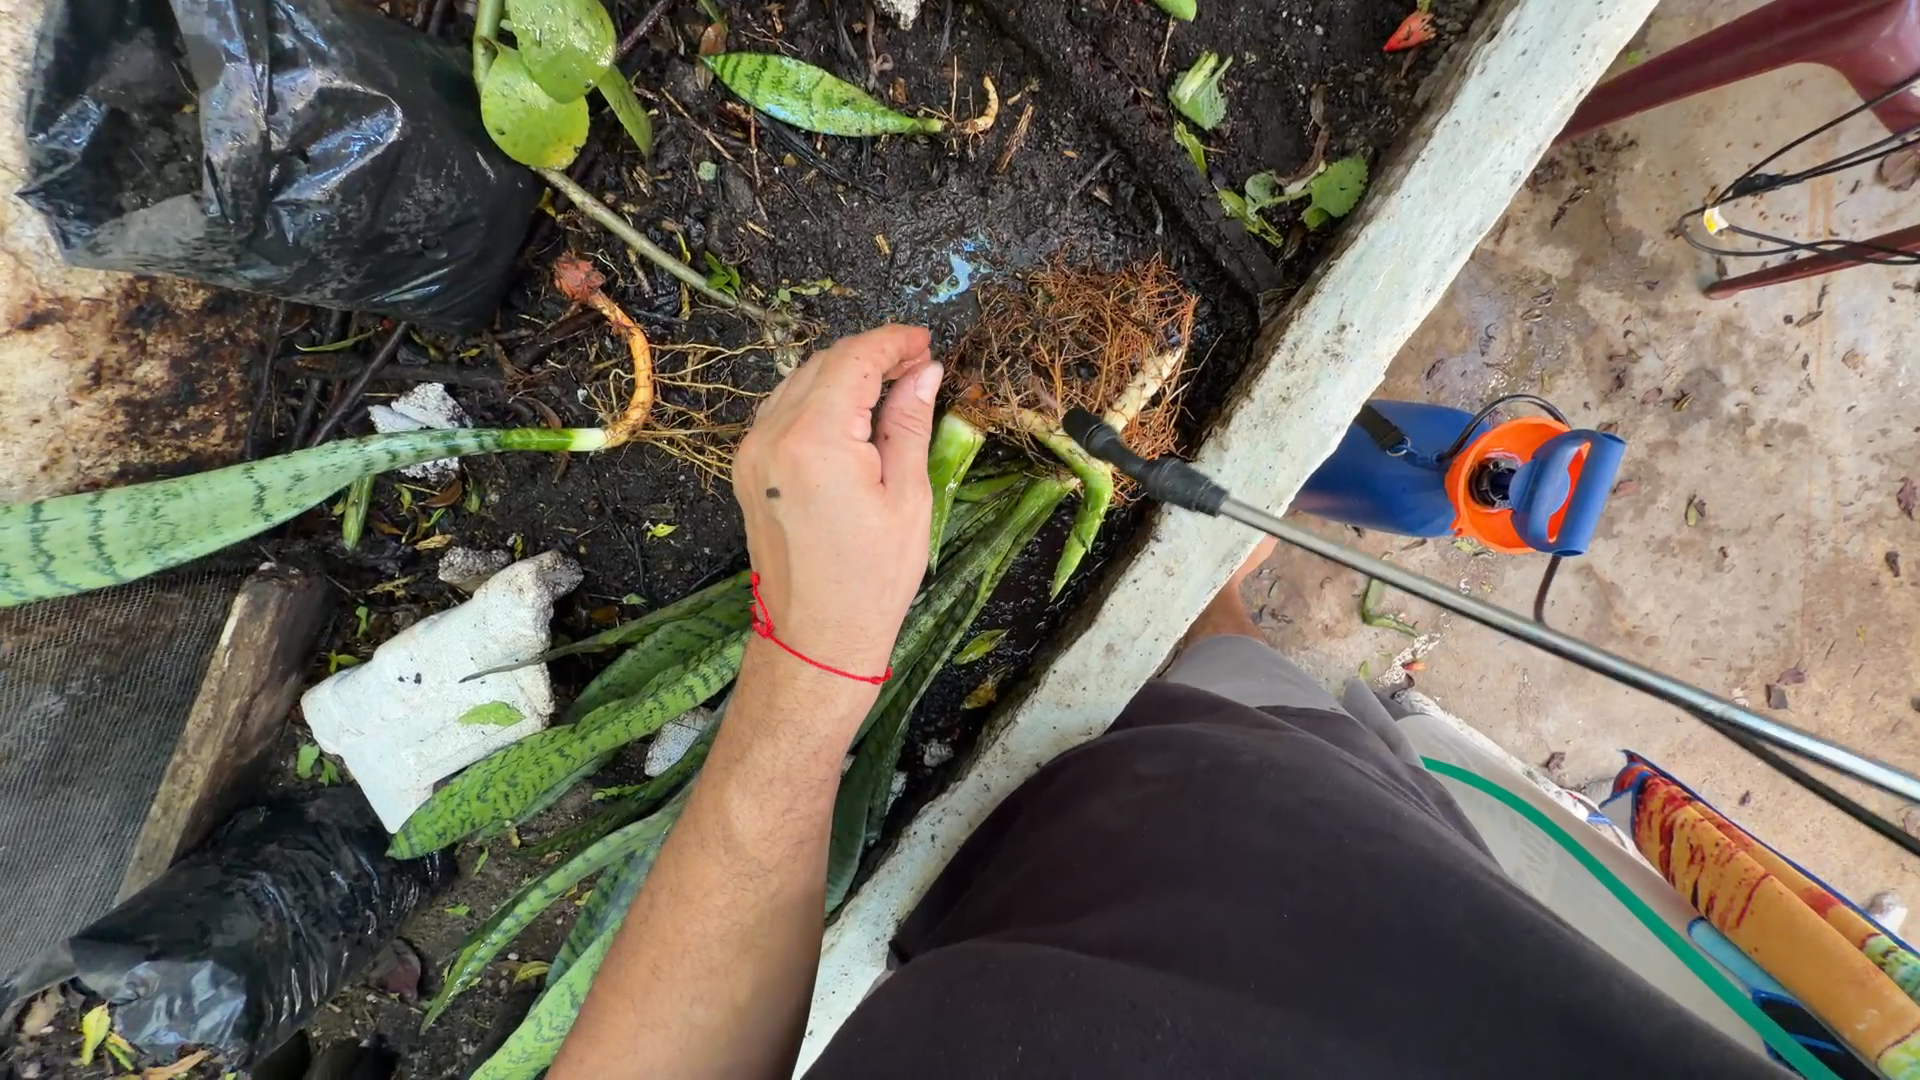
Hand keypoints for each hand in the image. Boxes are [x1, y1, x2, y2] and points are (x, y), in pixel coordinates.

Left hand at [732, 324, 941, 699]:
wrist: (816, 638)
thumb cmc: (872, 579)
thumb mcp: (907, 497)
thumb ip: (909, 423)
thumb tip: (926, 372)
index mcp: (815, 440)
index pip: (853, 359)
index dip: (893, 342)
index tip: (925, 344)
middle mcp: (771, 436)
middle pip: (822, 364)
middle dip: (871, 355)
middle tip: (917, 367)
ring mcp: (751, 453)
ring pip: (798, 383)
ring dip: (844, 374)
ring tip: (890, 388)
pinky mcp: (746, 470)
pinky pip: (782, 412)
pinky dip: (818, 399)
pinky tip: (851, 414)